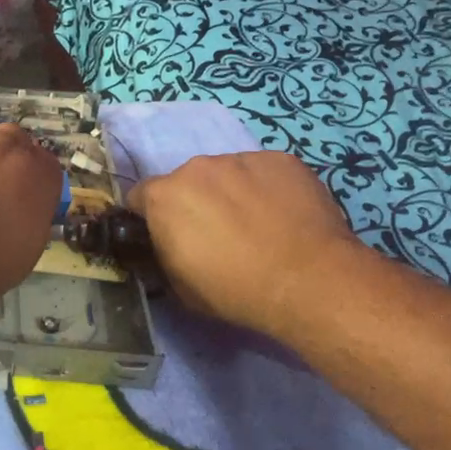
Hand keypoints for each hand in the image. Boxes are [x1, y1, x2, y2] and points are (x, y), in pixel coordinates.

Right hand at [129, 151, 365, 334]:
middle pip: (186, 182)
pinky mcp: (281, 159)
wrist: (310, 281)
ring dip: (233, 193)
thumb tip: (167, 247)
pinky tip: (287, 216)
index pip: (140, 197)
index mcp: (163, 196)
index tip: (169, 238)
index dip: (151, 218)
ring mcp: (241, 158)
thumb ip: (164, 256)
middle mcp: (196, 167)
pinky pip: (264, 171)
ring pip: (227, 174)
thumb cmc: (236, 290)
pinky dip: (269, 189)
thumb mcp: (181, 287)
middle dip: (196, 203)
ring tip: (260, 226)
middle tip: (220, 236)